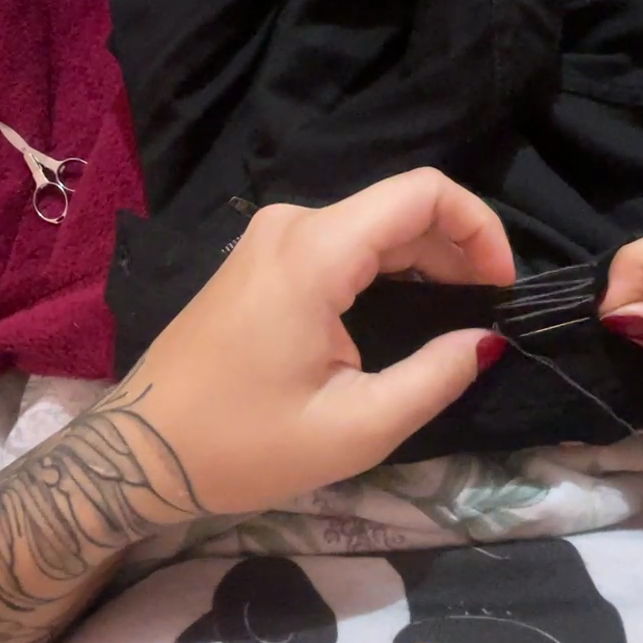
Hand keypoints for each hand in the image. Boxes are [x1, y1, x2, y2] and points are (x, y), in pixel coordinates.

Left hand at [121, 168, 514, 516]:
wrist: (140, 450)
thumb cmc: (242, 445)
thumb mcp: (354, 428)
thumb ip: (433, 376)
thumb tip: (486, 339)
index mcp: (315, 250)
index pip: (422, 192)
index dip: (479, 226)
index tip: (502, 286)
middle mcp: (293, 222)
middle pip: (401, 206)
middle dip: (458, 248)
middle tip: (488, 311)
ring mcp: (272, 235)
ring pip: (374, 223)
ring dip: (426, 257)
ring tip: (458, 312)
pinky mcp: (264, 254)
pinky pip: (343, 241)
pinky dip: (388, 264)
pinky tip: (409, 304)